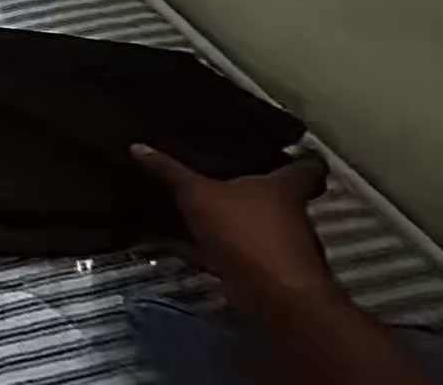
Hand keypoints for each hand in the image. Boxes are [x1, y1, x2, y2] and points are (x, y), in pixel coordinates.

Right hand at [131, 143, 333, 311]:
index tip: (289, 148)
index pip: (303, 169)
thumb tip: (138, 146)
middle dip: (244, 184)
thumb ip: (168, 169)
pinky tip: (165, 235)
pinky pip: (222, 248)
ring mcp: (275, 246)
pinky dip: (197, 243)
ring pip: (246, 222)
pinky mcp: (257, 269)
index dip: (298, 157)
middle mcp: (287, 216)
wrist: (272, 296)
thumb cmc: (244, 230)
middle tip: (213, 167)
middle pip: (271, 195)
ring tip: (183, 198)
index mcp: (282, 190)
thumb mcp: (195, 191)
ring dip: (220, 215)